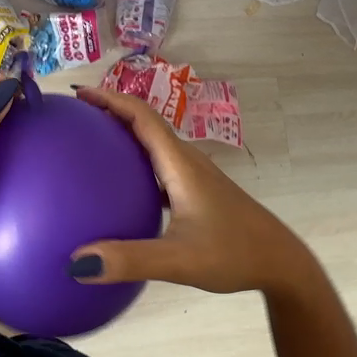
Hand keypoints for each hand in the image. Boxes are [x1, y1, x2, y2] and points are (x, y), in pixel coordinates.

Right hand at [69, 86, 310, 295]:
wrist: (280, 263)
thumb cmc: (234, 254)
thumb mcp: (178, 261)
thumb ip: (130, 260)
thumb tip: (76, 262)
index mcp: (180, 163)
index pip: (141, 116)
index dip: (110, 98)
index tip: (79, 94)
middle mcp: (186, 161)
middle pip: (144, 123)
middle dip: (110, 111)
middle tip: (75, 115)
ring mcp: (194, 175)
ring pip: (153, 144)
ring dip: (123, 134)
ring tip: (89, 143)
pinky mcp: (198, 191)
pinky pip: (158, 166)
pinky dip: (135, 163)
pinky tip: (118, 187)